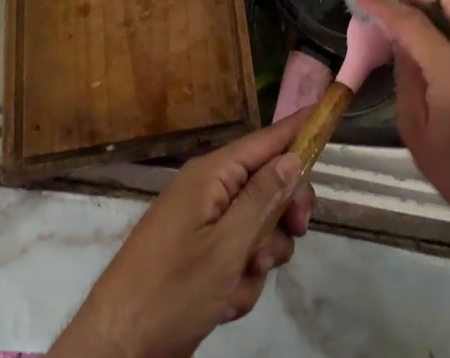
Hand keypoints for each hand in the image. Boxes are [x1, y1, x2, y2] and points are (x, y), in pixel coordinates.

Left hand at [50, 112, 317, 357]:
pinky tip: (225, 300)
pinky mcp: (202, 257)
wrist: (120, 345)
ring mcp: (204, 226)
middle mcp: (209, 192)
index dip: (298, 129)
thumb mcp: (225, 246)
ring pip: (260, 226)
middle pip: (269, 184)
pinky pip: (241, 256)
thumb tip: (291, 157)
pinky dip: (241, 280)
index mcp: (211, 176)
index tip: (330, 114)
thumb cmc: (172, 290)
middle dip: (282, 215)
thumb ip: (262, 199)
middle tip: (294, 234)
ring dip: (261, 256)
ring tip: (240, 281)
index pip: (265, 140)